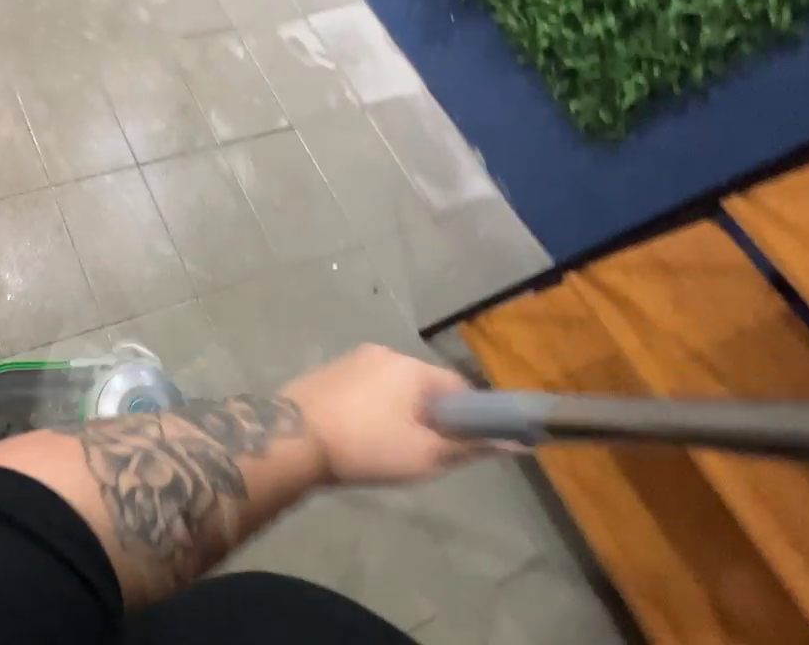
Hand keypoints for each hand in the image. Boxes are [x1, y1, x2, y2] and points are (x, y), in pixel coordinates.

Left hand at [279, 344, 481, 484]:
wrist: (291, 438)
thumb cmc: (366, 446)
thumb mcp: (427, 455)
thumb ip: (472, 446)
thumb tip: (516, 443)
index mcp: (410, 366)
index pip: (459, 386)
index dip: (469, 418)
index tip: (461, 445)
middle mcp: (382, 353)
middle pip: (425, 385)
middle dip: (431, 415)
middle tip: (421, 451)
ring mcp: (351, 359)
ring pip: (393, 387)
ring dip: (400, 412)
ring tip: (386, 446)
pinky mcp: (328, 371)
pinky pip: (366, 388)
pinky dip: (372, 408)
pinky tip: (360, 434)